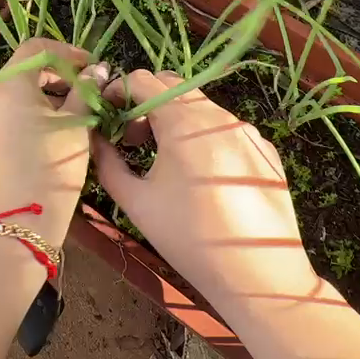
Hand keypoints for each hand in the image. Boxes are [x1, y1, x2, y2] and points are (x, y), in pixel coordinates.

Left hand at [0, 38, 106, 248]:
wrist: (14, 227)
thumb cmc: (50, 170)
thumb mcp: (75, 128)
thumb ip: (84, 92)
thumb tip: (96, 70)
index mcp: (8, 82)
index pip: (37, 48)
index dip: (67, 53)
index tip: (91, 66)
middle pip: (24, 68)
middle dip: (57, 74)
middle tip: (86, 88)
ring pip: (15, 89)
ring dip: (44, 92)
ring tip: (74, 110)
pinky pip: (6, 108)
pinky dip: (29, 109)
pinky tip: (52, 128)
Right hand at [93, 71, 359, 357]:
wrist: (262, 280)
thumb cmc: (191, 239)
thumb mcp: (137, 203)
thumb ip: (108, 162)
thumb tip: (95, 138)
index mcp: (183, 121)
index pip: (142, 79)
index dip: (118, 91)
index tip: (107, 115)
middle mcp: (216, 115)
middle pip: (171, 84)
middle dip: (144, 101)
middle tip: (133, 136)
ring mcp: (245, 129)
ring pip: (199, 104)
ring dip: (173, 116)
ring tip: (164, 156)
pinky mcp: (263, 147)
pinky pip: (224, 126)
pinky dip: (203, 134)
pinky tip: (202, 174)